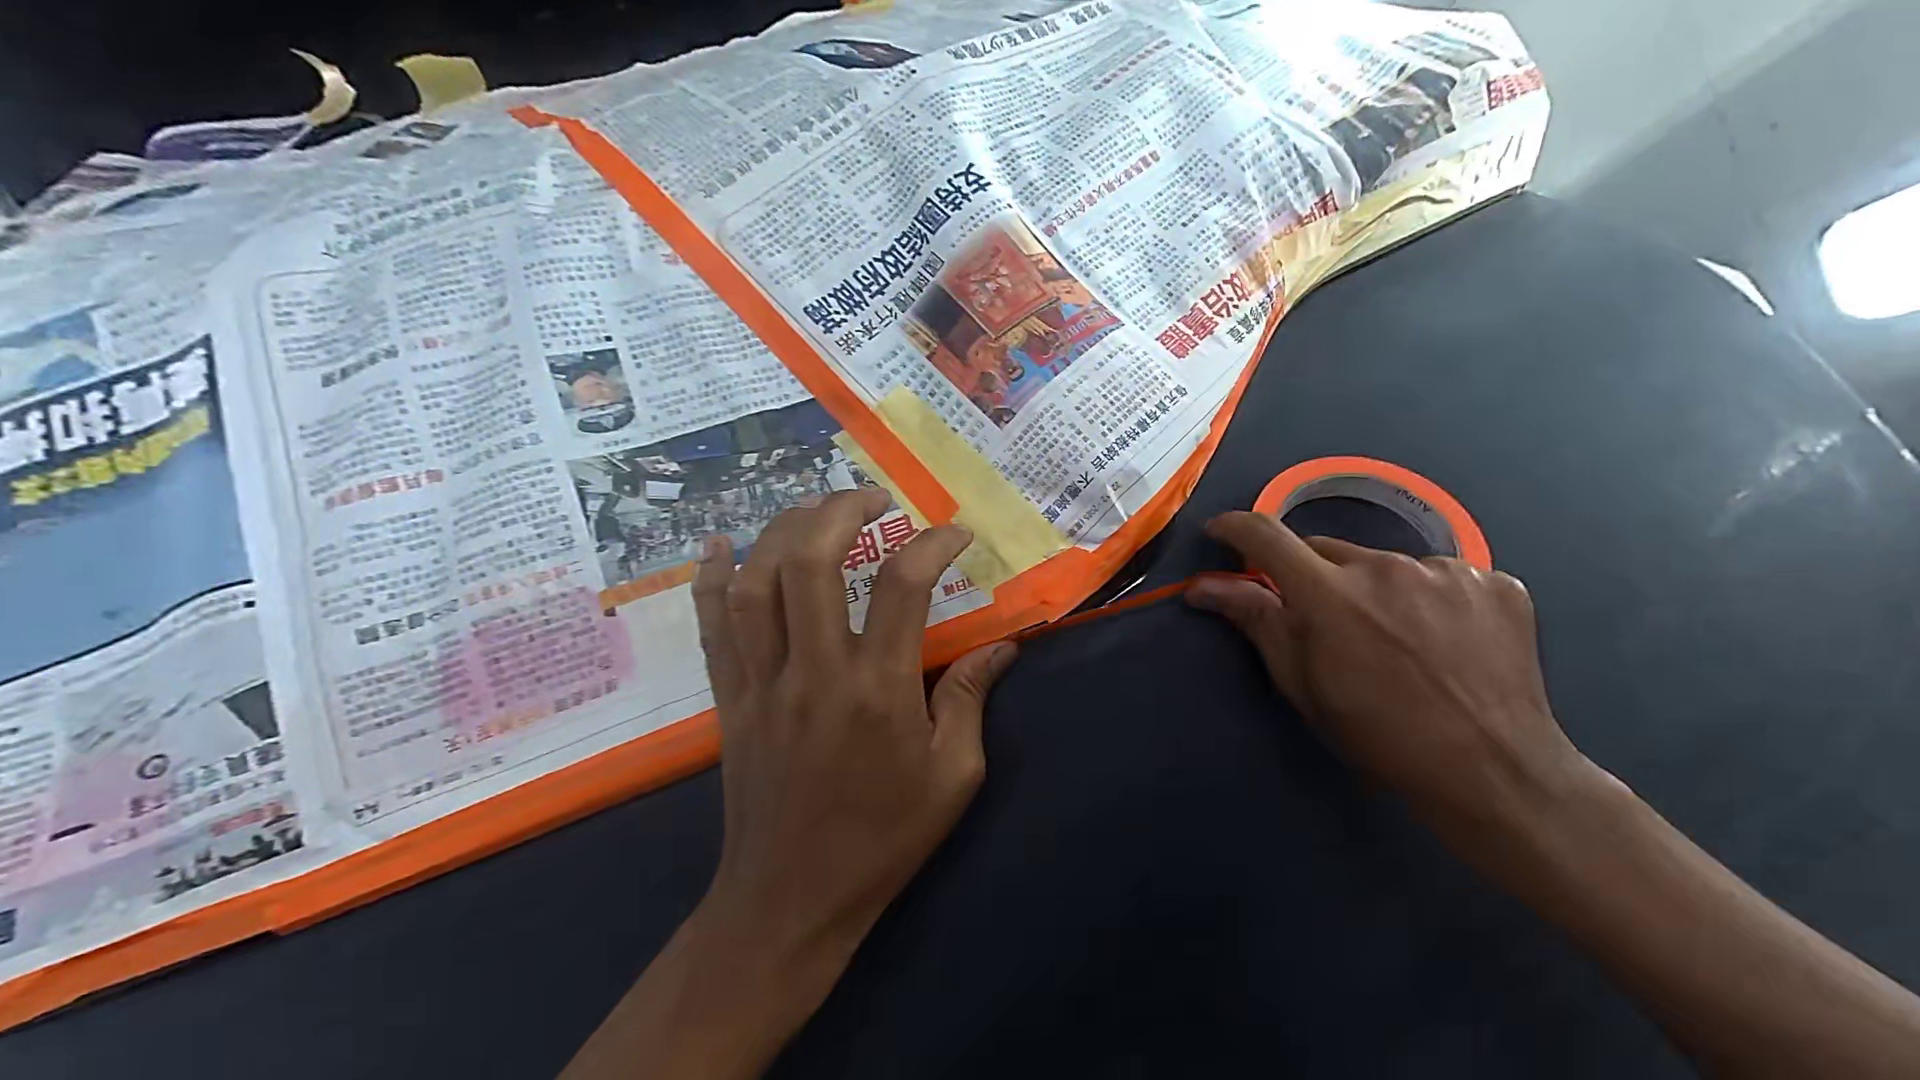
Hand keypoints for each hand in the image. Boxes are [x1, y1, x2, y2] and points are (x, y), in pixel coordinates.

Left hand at [692, 488, 1016, 960]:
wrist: (792, 897)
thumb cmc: (883, 839)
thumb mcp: (953, 777)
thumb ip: (972, 700)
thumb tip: (1004, 646)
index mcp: (878, 691)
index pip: (903, 588)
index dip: (932, 545)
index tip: (954, 533)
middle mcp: (815, 672)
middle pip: (811, 562)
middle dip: (842, 512)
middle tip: (873, 499)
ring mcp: (762, 681)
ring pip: (756, 582)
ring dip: (783, 530)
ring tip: (816, 509)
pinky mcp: (730, 697)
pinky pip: (712, 625)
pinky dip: (712, 577)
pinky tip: (723, 543)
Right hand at [1186, 512, 1593, 829]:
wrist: (1492, 771)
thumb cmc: (1378, 735)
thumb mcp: (1302, 683)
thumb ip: (1255, 621)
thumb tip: (1202, 586)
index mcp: (1330, 595)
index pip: (1266, 537)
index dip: (1235, 529)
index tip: (1221, 534)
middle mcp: (1387, 567)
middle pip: (1327, 551)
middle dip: (1314, 577)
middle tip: (1326, 623)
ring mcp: (1448, 571)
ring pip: (1386, 564)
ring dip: (1374, 588)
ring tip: (1395, 639)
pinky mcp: (1496, 582)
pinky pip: (1441, 576)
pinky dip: (1429, 598)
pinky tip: (1444, 639)